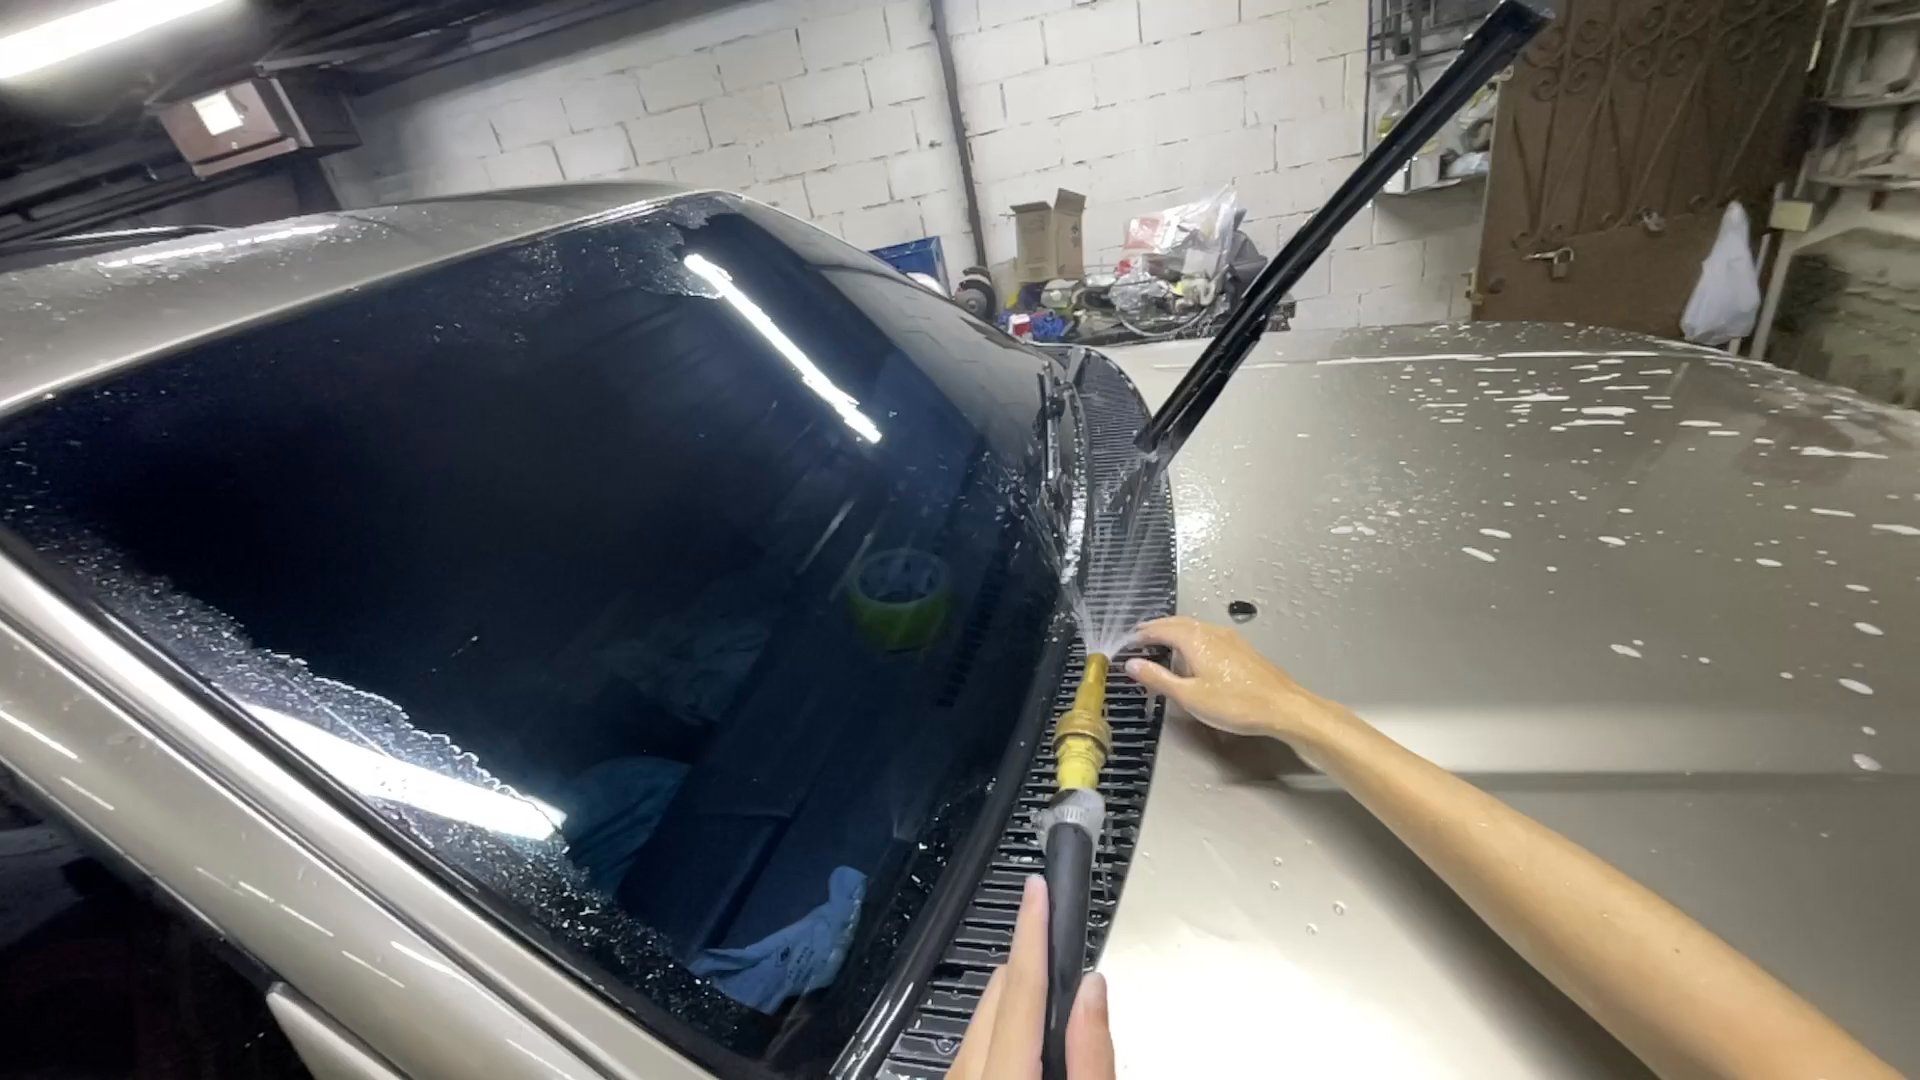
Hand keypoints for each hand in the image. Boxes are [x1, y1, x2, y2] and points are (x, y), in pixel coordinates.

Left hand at [950, 875, 1114, 1079]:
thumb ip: (1092, 1057)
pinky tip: (1027, 1052)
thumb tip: (1093, 988)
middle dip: (1035, 972)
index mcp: (1003, 1076)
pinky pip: (974, 1043)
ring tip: (1058, 1029)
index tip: (1037, 888)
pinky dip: (1002, 1034)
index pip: (1020, 986)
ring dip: (1019, 1007)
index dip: (1032, 930)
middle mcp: (966, 1075)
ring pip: (985, 1015)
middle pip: (1000, 994)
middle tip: (1073, 977)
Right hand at [1124, 616, 1346, 742]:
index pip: (1160, 630)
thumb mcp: (1189, 696)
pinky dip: (1191, 636)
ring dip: (1174, 630)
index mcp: (1195, 640)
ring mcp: (1229, 638)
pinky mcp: (1241, 648)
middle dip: (1156, 628)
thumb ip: (1158, 678)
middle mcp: (1211, 632)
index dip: (1141, 635)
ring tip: (1162, 641)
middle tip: (1140, 635)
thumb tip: (1132, 664)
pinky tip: (1194, 651)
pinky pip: (1207, 634)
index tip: (1128, 641)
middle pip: (1177, 623)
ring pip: (1194, 626)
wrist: (1284, 707)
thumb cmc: (1237, 703)